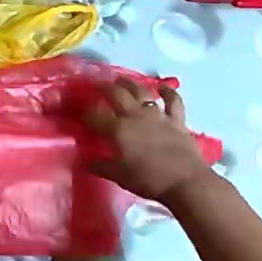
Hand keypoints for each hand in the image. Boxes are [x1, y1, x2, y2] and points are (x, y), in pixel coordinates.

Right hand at [81, 79, 215, 201]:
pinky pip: (173, 101)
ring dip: (130, 83)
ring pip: (141, 92)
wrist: (185, 181)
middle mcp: (135, 116)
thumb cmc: (148, 180)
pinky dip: (167, 92)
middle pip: (117, 95)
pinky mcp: (177, 120)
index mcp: (118, 130)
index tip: (76, 106)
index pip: (95, 115)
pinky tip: (161, 87)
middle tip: (98, 84)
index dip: (84, 109)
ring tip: (121, 79)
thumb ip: (100, 166)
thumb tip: (84, 159)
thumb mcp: (119, 176)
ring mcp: (157, 115)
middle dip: (105, 87)